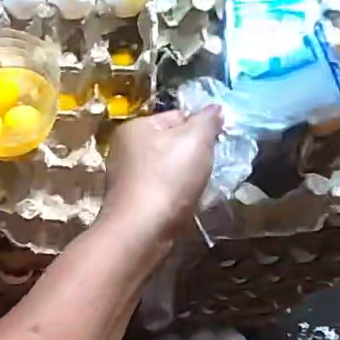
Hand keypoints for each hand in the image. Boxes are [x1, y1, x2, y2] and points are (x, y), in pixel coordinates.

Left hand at [101, 106, 222, 243]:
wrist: (141, 230)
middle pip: (171, 143)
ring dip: (184, 176)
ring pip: (166, 168)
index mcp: (135, 127)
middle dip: (192, 154)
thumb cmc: (168, 178)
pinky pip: (160, 190)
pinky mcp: (130, 201)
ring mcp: (125, 177)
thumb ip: (207, 120)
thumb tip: (215, 109)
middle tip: (207, 167)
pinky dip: (173, 194)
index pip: (177, 116)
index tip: (215, 144)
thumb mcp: (196, 139)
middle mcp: (124, 148)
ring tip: (196, 187)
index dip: (201, 128)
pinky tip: (182, 203)